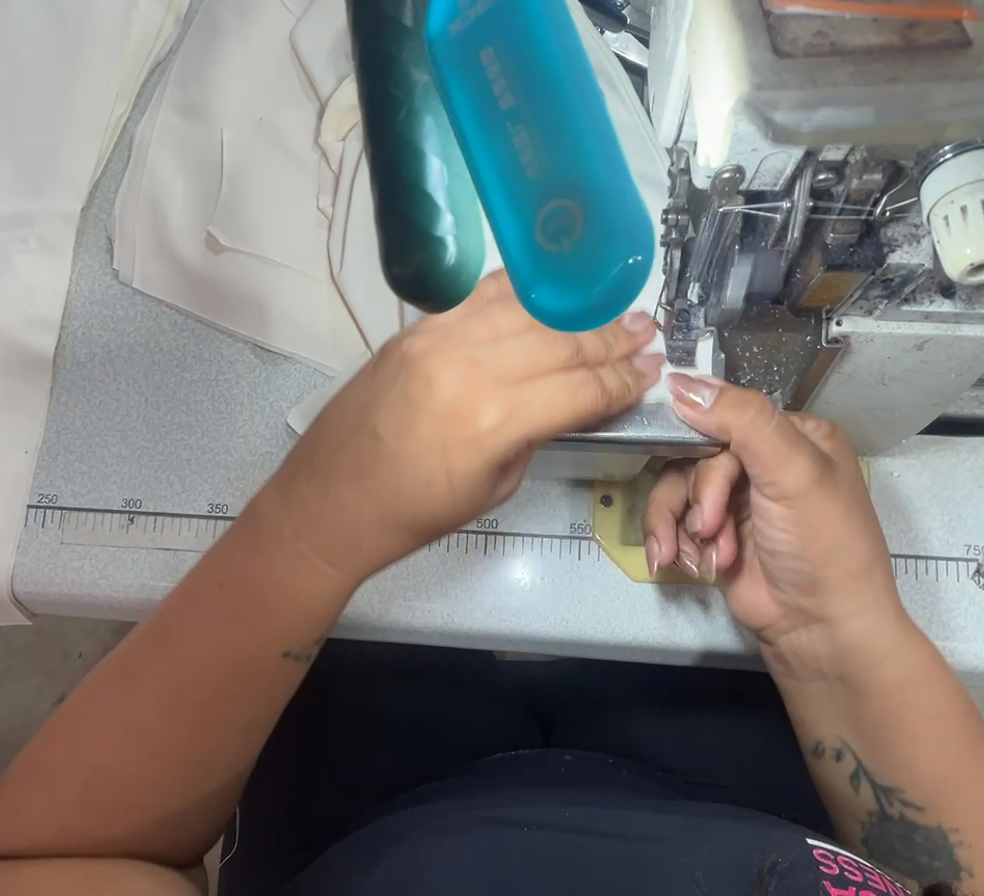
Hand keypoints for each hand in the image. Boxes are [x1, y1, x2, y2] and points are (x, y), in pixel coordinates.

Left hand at [260, 272, 661, 585]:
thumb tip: (570, 400)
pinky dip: (521, 293)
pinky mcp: (415, 329)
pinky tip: (549, 294)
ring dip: (575, 311)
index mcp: (495, 421)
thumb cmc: (413, 514)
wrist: (331, 501)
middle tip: (645, 334)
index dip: (623, 381)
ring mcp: (438, 339)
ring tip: (612, 311)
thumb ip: (535, 435)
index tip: (652, 372)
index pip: (581, 389)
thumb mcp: (492, 487)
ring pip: (526, 309)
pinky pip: (480, 297)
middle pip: (561, 341)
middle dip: (610, 341)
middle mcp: (471, 366)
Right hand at [642, 374, 912, 680]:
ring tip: (700, 556)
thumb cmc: (820, 545)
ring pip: (676, 491)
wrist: (817, 627)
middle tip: (708, 527)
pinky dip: (675, 543)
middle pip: (694, 456)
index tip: (680, 458)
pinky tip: (689, 566)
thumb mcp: (792, 472)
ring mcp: (736, 501)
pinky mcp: (714, 535)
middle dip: (696, 498)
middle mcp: (763, 463)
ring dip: (681, 525)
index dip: (700, 441)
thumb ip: (742, 421)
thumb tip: (679, 381)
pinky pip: (673, 523)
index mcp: (793, 437)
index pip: (726, 417)